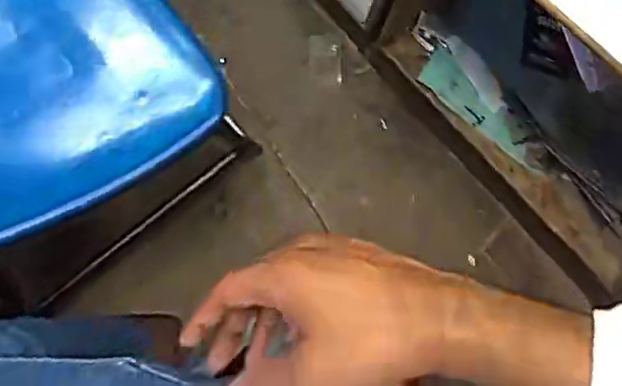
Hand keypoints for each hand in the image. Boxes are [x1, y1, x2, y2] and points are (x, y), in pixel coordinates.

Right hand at [181, 235, 473, 384]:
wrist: (432, 314)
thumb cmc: (367, 341)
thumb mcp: (308, 374)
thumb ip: (264, 380)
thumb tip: (241, 384)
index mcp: (286, 270)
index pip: (230, 286)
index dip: (205, 316)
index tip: (189, 342)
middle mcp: (305, 250)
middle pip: (256, 282)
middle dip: (235, 324)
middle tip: (220, 363)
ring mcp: (333, 250)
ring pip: (285, 281)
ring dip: (265, 319)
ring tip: (259, 360)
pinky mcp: (356, 257)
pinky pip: (310, 278)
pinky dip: (293, 308)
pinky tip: (299, 337)